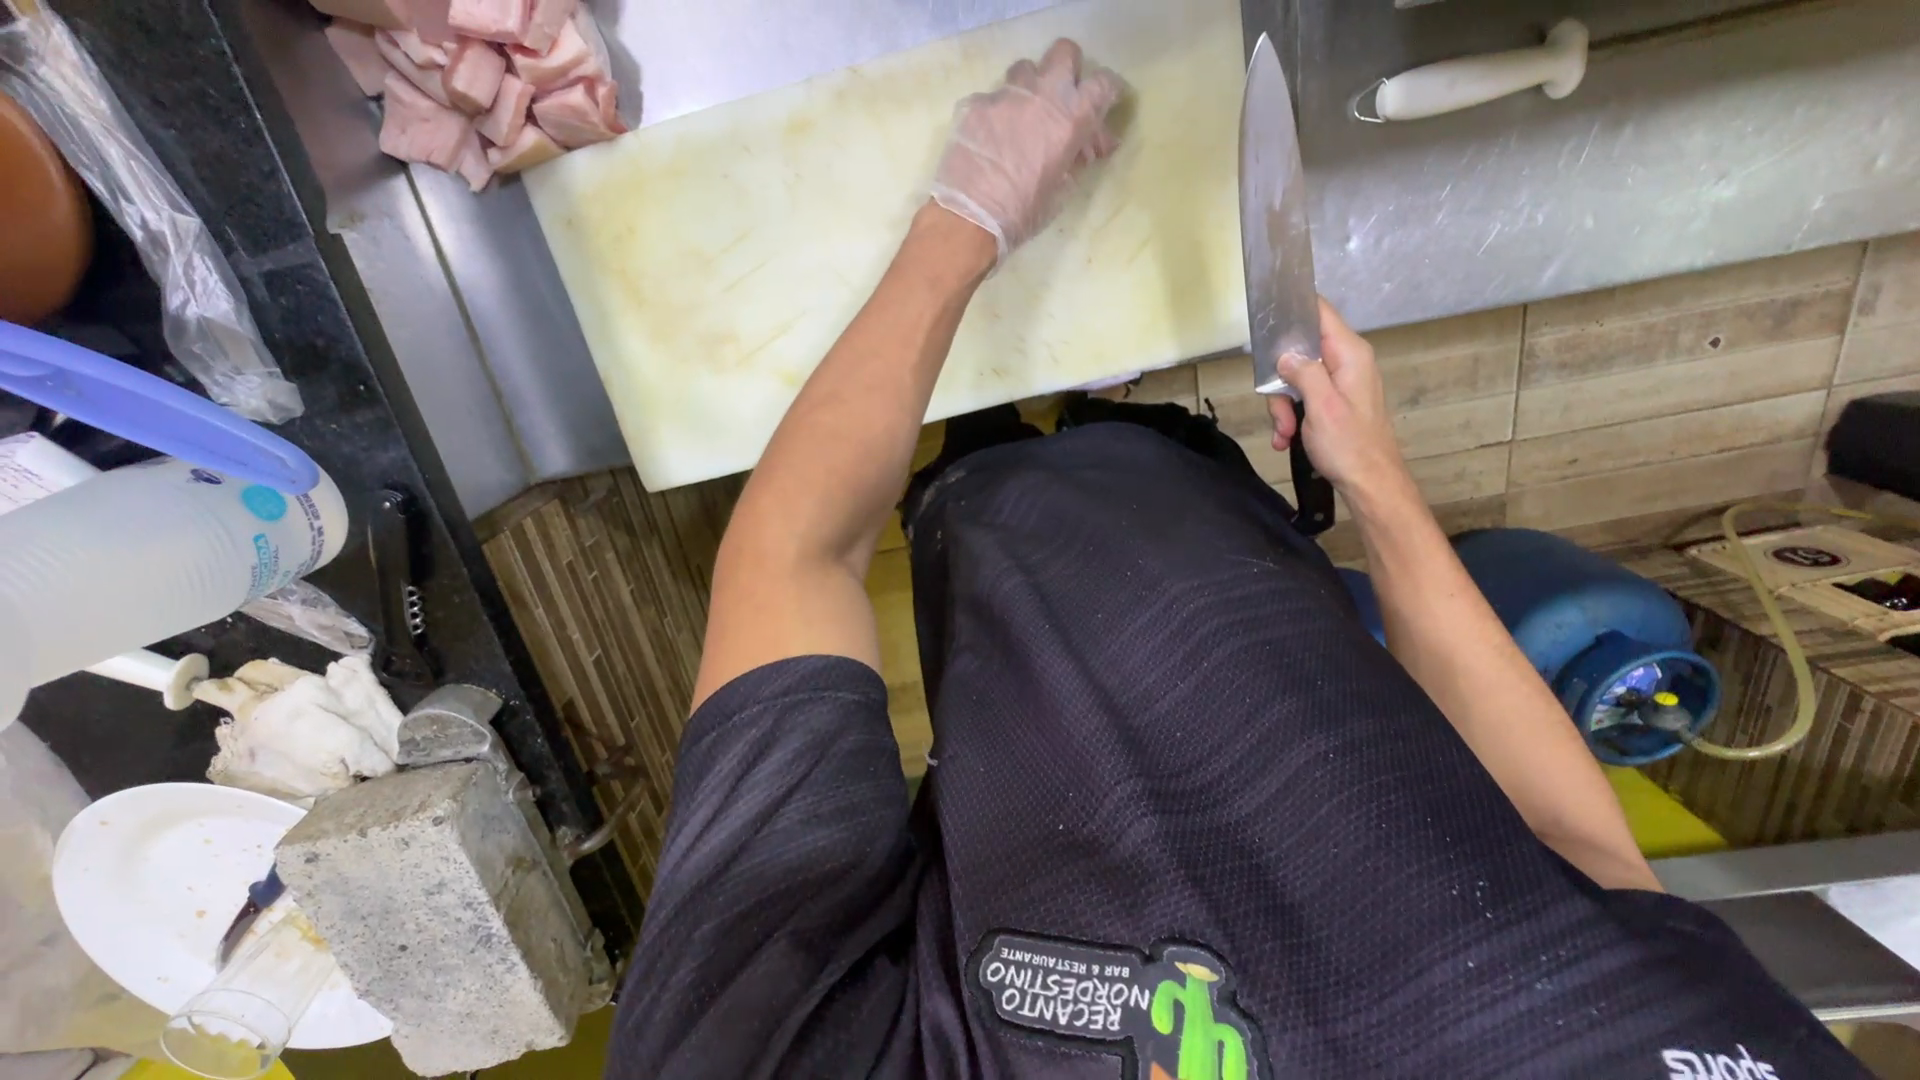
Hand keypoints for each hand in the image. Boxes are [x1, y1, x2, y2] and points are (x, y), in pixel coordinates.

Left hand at [930, 39, 1124, 262]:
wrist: (968, 220)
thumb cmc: (1022, 214)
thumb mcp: (1061, 192)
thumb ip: (1077, 159)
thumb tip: (1086, 148)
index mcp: (1070, 117)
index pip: (1103, 83)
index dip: (1107, 93)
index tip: (1102, 108)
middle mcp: (1040, 94)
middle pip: (1064, 53)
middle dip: (1068, 72)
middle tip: (1062, 103)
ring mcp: (1004, 94)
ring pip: (1025, 69)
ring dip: (1031, 88)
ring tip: (1023, 119)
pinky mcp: (974, 104)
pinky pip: (992, 98)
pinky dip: (997, 115)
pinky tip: (990, 140)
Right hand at [1265, 298, 1413, 505]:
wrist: (1370, 483)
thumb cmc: (1348, 445)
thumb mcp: (1321, 406)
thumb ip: (1303, 372)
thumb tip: (1285, 354)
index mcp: (1349, 354)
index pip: (1320, 312)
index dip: (1293, 311)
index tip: (1266, 322)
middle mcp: (1347, 361)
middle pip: (1300, 352)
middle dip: (1281, 383)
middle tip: (1280, 414)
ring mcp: (1341, 382)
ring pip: (1297, 379)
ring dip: (1283, 407)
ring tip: (1284, 433)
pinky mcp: (1335, 400)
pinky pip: (1305, 397)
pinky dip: (1292, 417)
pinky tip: (1287, 438)